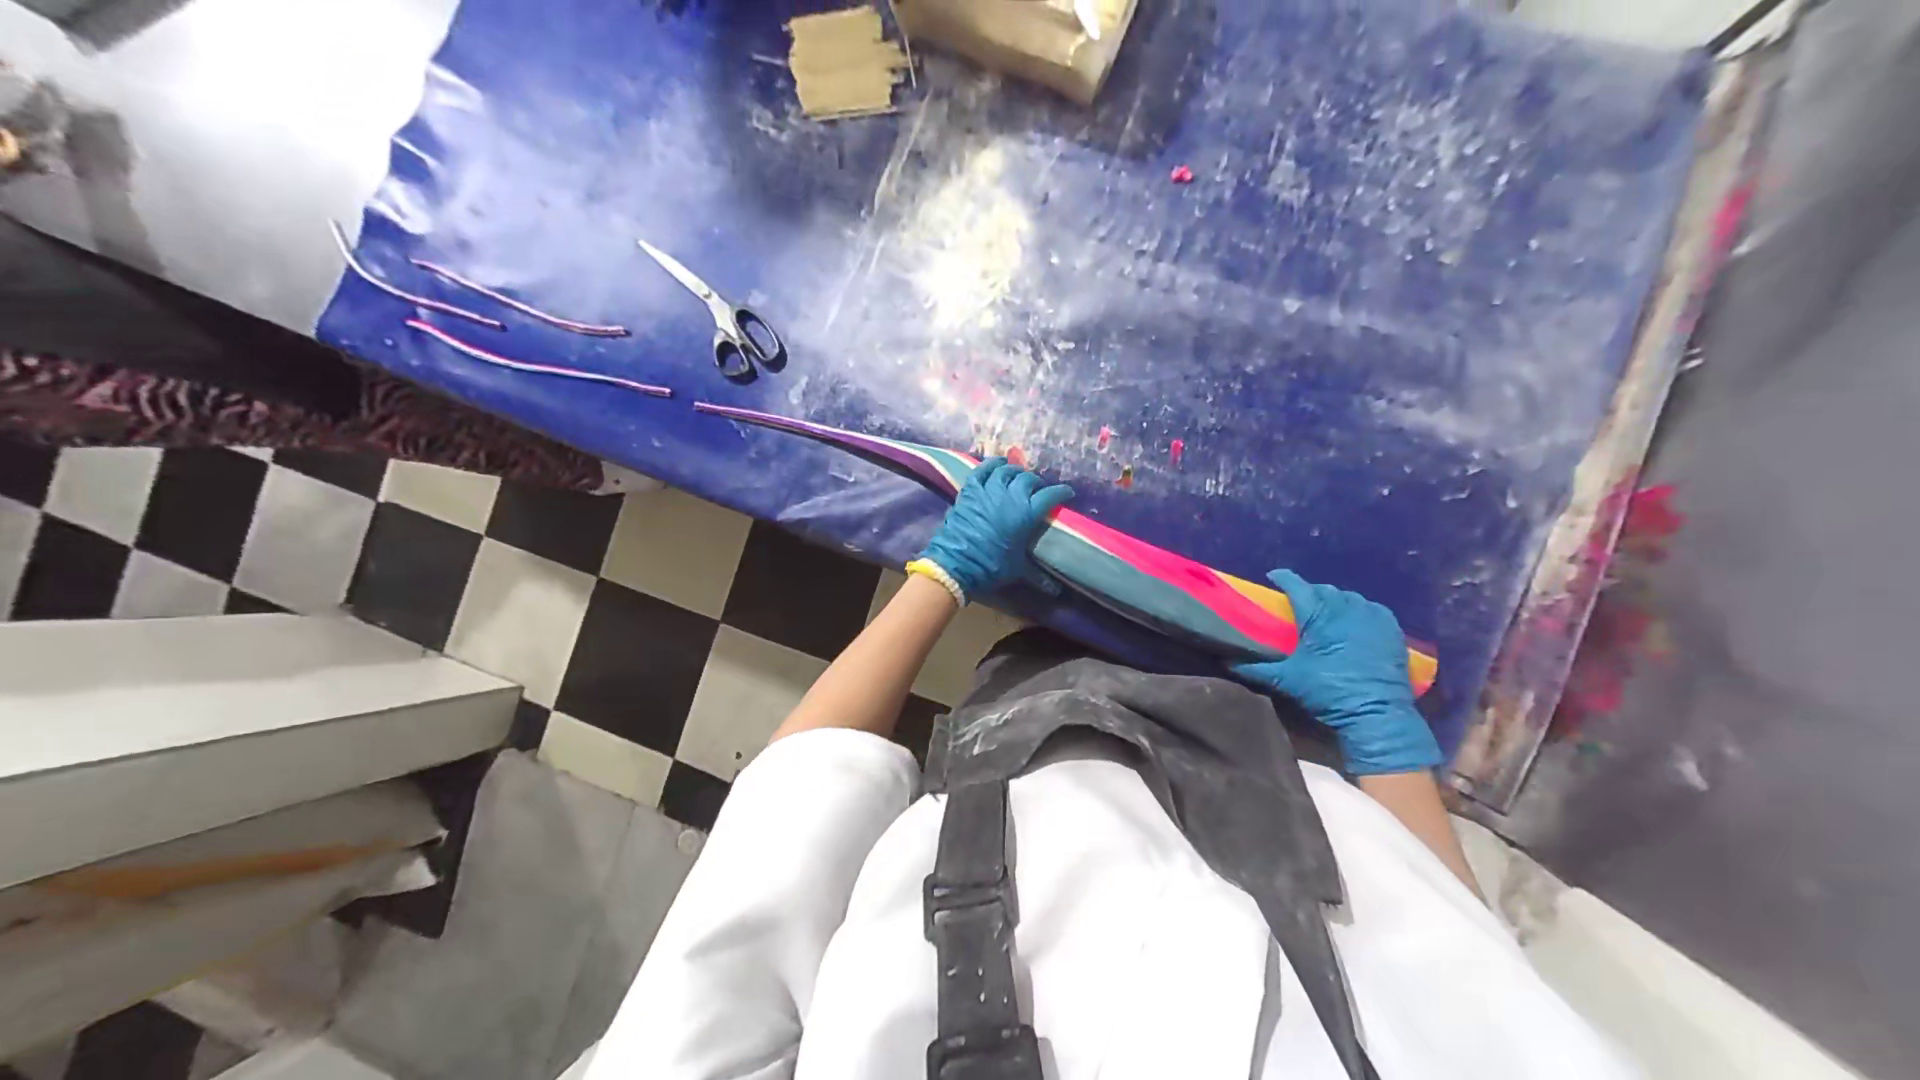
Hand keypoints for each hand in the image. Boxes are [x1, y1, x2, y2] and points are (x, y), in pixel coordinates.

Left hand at [917, 459, 1073, 603]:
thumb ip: (1039, 576)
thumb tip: (1056, 590)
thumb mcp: (1019, 570)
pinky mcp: (970, 490)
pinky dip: (990, 465)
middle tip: (1037, 488)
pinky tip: (996, 464)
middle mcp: (1011, 496)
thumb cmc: (992, 566)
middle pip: (1028, 478)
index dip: (1061, 492)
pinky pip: (982, 470)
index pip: (1051, 495)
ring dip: (1015, 471)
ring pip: (1006, 470)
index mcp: (1027, 513)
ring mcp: (989, 490)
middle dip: (1036, 482)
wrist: (957, 563)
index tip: (1066, 493)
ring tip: (1018, 474)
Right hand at [1230, 570, 1441, 775]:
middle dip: (1309, 592)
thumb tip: (1226, 664)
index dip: (1282, 578)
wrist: (1377, 714)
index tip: (1272, 577)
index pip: (1296, 585)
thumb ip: (1254, 669)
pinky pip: (1371, 608)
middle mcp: (1345, 608)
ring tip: (1326, 614)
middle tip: (1298, 604)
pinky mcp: (1391, 628)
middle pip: (1323, 589)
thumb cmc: (1327, 692)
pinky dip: (1359, 610)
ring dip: (1334, 601)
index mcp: (1317, 615)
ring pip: (1348, 597)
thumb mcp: (1286, 681)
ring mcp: (1371, 616)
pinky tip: (1354, 622)